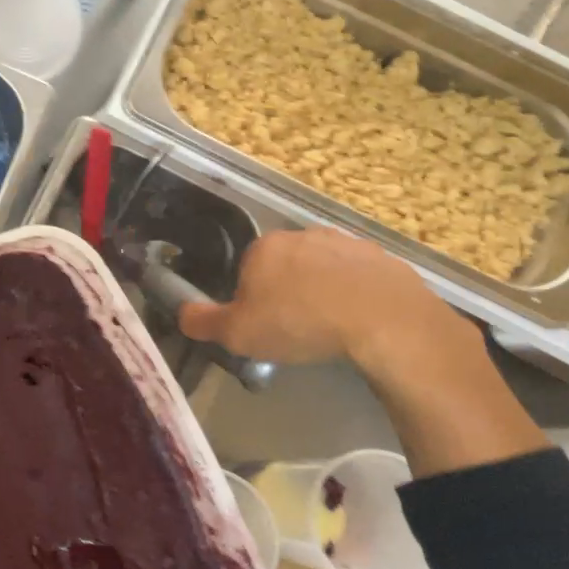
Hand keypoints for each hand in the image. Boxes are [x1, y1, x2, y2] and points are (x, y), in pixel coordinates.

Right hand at [178, 228, 476, 370]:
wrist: (386, 322)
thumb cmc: (298, 322)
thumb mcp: (234, 333)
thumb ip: (201, 321)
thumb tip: (182, 312)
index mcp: (264, 247)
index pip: (244, 268)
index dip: (247, 297)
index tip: (257, 322)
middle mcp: (305, 235)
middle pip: (284, 266)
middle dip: (284, 291)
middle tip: (288, 327)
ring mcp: (350, 244)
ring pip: (322, 271)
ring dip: (319, 292)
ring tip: (325, 328)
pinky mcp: (387, 260)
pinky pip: (359, 279)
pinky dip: (354, 297)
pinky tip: (355, 323)